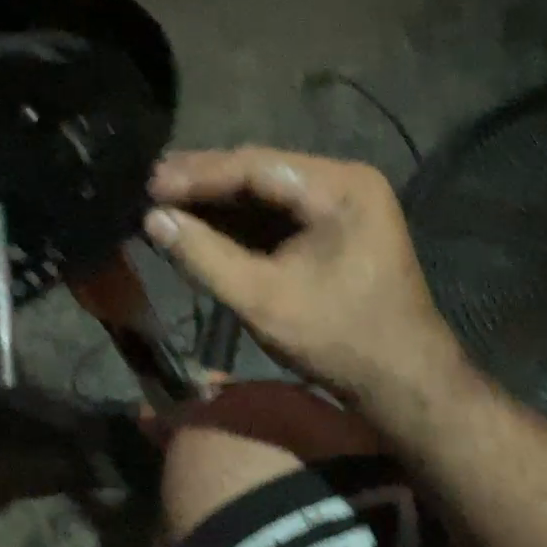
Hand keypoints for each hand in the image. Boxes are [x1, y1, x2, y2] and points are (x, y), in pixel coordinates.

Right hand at [143, 147, 462, 402]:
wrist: (401, 380)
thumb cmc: (338, 339)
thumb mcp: (263, 299)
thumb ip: (205, 256)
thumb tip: (151, 220)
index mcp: (340, 188)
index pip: (255, 167)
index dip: (197, 174)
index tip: (149, 183)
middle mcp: (341, 182)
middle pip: (257, 171)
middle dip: (200, 183)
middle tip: (145, 189)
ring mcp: (336, 203)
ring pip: (259, 191)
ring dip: (212, 200)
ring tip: (158, 202)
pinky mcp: (326, 227)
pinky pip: (270, 212)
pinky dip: (231, 220)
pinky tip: (192, 222)